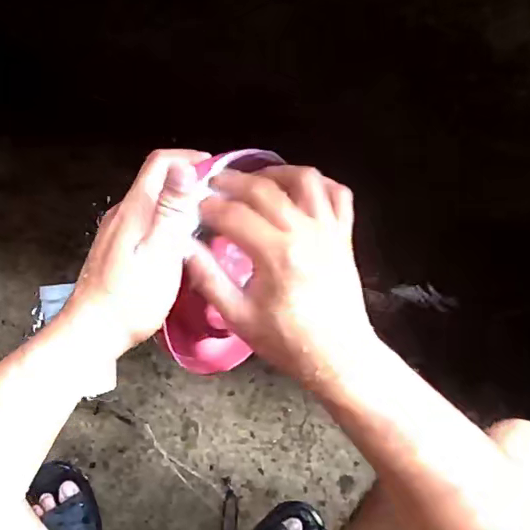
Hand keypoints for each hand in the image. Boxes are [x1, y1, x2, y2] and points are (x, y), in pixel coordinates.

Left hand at [56, 149, 209, 356]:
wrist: (92, 332)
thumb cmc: (131, 299)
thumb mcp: (161, 252)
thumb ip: (172, 209)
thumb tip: (184, 167)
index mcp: (133, 209)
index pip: (159, 162)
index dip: (189, 159)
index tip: (216, 172)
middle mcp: (120, 214)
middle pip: (155, 181)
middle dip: (188, 182)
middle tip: (217, 200)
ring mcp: (115, 231)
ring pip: (150, 203)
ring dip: (178, 204)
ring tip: (206, 223)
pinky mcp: (114, 249)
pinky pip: (144, 223)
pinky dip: (165, 224)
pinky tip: (180, 246)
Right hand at [186, 165, 379, 394]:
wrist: (339, 357)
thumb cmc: (286, 341)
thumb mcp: (238, 316)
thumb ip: (208, 278)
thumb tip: (184, 247)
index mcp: (276, 255)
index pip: (233, 215)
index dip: (208, 207)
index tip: (192, 209)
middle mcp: (305, 233)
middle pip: (264, 188)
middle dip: (232, 181)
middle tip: (212, 185)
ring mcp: (329, 230)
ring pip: (304, 179)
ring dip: (275, 172)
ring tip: (254, 180)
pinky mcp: (345, 235)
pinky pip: (336, 194)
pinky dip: (317, 184)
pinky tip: (296, 190)